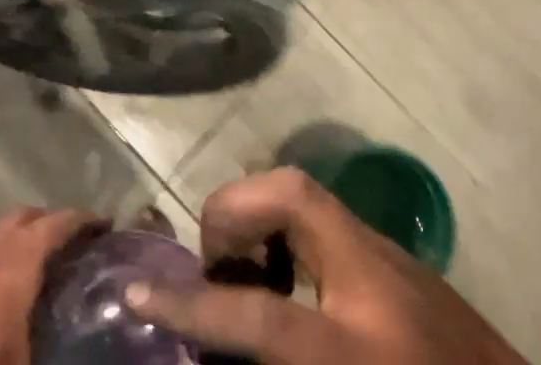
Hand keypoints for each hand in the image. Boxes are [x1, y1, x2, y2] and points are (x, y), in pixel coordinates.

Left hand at [0, 207, 99, 364]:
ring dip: (23, 235)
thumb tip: (97, 330)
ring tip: (50, 257)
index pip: (43, 231)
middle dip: (49, 219)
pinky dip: (0, 254)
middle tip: (80, 239)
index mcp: (5, 283)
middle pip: (15, 221)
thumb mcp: (28, 361)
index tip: (102, 223)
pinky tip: (13, 283)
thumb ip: (60, 337)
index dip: (75, 220)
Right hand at [127, 168, 526, 364]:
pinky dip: (288, 232)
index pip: (258, 314)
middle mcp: (379, 283)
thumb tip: (222, 332)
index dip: (190, 306)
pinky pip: (326, 220)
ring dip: (259, 215)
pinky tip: (290, 281)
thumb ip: (272, 346)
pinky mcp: (403, 261)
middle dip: (233, 212)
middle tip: (217, 266)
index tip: (137, 295)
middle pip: (293, 197)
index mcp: (357, 343)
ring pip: (310, 195)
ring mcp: (396, 261)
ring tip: (247, 272)